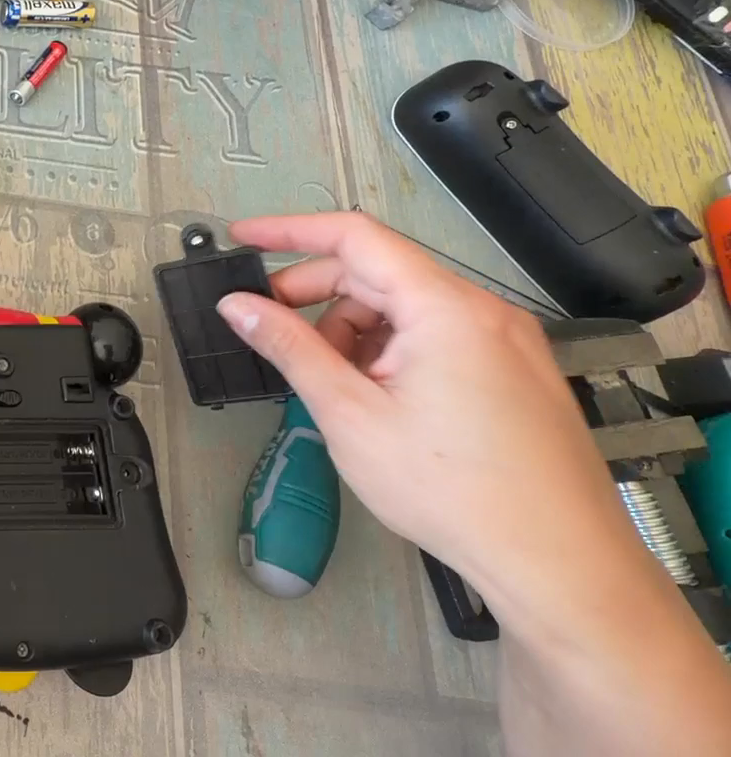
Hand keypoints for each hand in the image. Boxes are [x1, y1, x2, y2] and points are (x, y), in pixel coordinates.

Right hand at [213, 213, 634, 593]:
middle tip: (266, 326)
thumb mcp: (348, 412)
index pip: (355, 237)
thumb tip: (236, 304)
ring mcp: (503, 343)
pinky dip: (382, 349)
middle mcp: (482, 313)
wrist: (558, 565)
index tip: (239, 237)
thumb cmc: (449, 487)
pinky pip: (429, 335)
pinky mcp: (509, 372)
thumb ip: (288, 346)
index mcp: (446, 310)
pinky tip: (365, 393)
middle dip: (311, 292)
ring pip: (400, 307)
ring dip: (346, 328)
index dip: (288, 229)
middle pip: (376, 272)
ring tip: (324, 380)